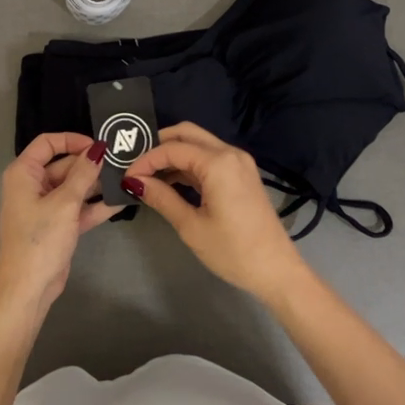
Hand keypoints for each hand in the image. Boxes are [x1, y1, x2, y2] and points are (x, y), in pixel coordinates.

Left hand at [0, 133, 124, 319]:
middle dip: (90, 164)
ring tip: (125, 178)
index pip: (47, 143)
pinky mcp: (57, 225)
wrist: (28, 288)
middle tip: (120, 162)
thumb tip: (98, 149)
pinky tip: (120, 201)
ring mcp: (45, 206)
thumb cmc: (40, 239)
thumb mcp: (64, 203)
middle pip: (64, 165)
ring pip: (73, 187)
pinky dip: (95, 206)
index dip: (72, 140)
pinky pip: (78, 208)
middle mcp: (32, 185)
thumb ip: (83, 174)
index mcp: (23, 173)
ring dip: (96, 184)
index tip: (98, 145)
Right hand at [123, 122, 310, 301]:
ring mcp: (239, 162)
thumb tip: (134, 181)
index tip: (127, 178)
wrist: (277, 271)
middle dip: (158, 145)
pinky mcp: (242, 174)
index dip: (146, 160)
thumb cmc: (234, 251)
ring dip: (173, 154)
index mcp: (218, 163)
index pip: (172, 149)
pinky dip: (189, 164)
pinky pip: (210, 157)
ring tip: (149, 176)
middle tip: (136, 165)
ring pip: (199, 143)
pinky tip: (171, 182)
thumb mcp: (191, 226)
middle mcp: (230, 153)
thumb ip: (162, 198)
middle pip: (187, 133)